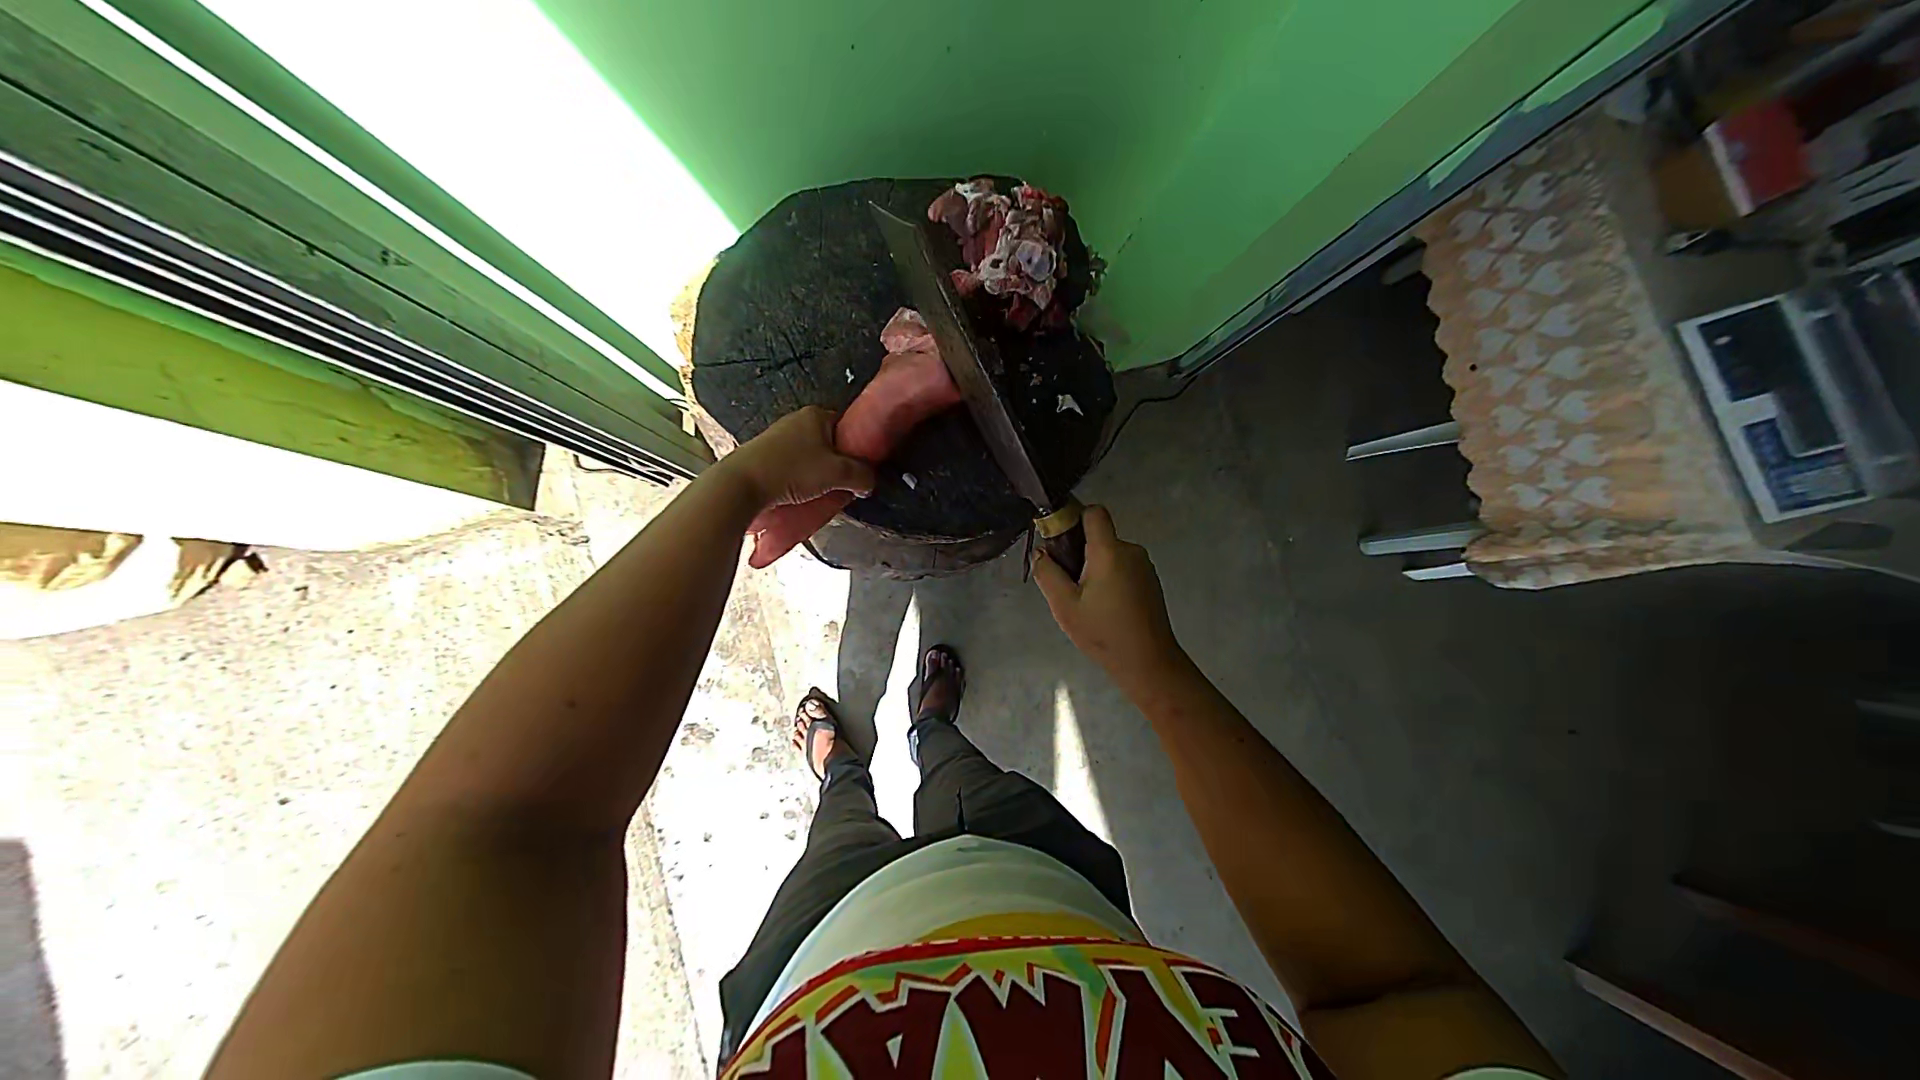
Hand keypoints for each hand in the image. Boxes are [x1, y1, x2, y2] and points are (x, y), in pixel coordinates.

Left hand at [719, 407, 875, 509]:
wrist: (741, 486)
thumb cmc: (790, 471)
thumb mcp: (838, 474)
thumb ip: (862, 476)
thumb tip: (869, 482)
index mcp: (816, 415)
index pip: (848, 427)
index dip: (858, 449)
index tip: (862, 470)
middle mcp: (796, 421)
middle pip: (830, 445)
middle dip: (838, 466)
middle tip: (843, 486)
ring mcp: (778, 438)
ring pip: (810, 458)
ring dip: (818, 477)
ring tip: (821, 495)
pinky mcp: (764, 457)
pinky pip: (792, 469)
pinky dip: (800, 482)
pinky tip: (801, 496)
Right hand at [1033, 506, 1185, 687]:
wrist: (1149, 662)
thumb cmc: (1104, 633)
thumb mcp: (1064, 606)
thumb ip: (1047, 573)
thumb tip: (1040, 553)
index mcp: (1109, 552)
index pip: (1093, 512)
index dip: (1073, 517)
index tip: (1059, 541)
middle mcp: (1130, 551)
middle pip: (1098, 536)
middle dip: (1079, 553)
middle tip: (1068, 586)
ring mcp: (1144, 566)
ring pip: (1109, 554)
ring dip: (1094, 569)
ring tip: (1086, 603)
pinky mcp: (1150, 581)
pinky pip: (1122, 568)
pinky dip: (1109, 580)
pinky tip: (1104, 608)